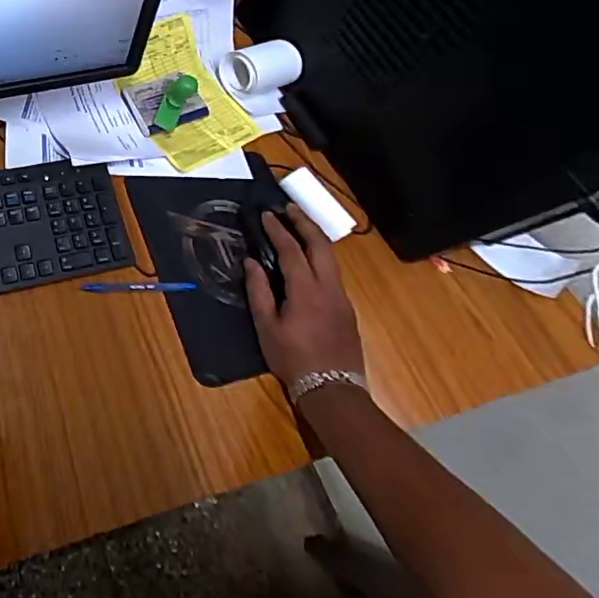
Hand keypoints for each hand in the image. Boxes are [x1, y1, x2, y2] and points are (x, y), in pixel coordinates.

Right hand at [244, 205, 364, 386]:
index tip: (267, 214)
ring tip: (299, 226)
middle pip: (320, 245)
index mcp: (306, 290)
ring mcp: (342, 297)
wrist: (333, 389)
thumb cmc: (292, 359)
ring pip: (331, 258)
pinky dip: (320, 257)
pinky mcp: (347, 308)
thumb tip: (251, 263)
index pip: (291, 250)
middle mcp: (329, 287)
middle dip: (304, 222)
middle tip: (289, 208)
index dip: (278, 230)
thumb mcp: (266, 327)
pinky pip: (333, 273)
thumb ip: (258, 291)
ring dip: (315, 238)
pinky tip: (309, 260)